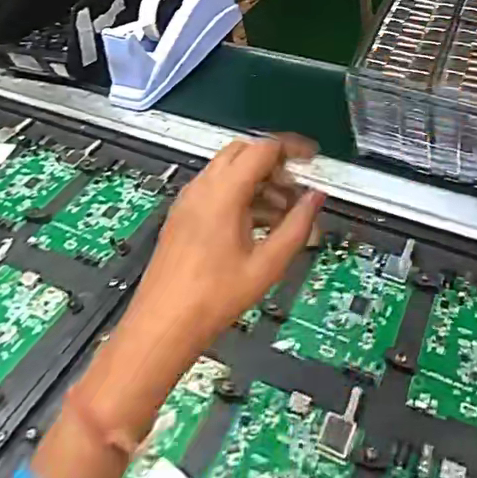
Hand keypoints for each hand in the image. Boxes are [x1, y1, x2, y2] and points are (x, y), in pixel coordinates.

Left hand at [122, 134, 323, 354]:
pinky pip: (215, 188)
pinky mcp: (183, 216)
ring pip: (229, 169)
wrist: (161, 329)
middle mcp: (202, 188)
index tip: (310, 159)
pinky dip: (240, 193)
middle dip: (275, 163)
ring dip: (258, 180)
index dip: (292, 149)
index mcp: (223, 193)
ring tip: (282, 212)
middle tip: (296, 186)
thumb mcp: (267, 265)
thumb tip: (315, 200)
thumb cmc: (209, 300)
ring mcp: (189, 201)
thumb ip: (297, 226)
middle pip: (245, 151)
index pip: (263, 148)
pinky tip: (257, 225)